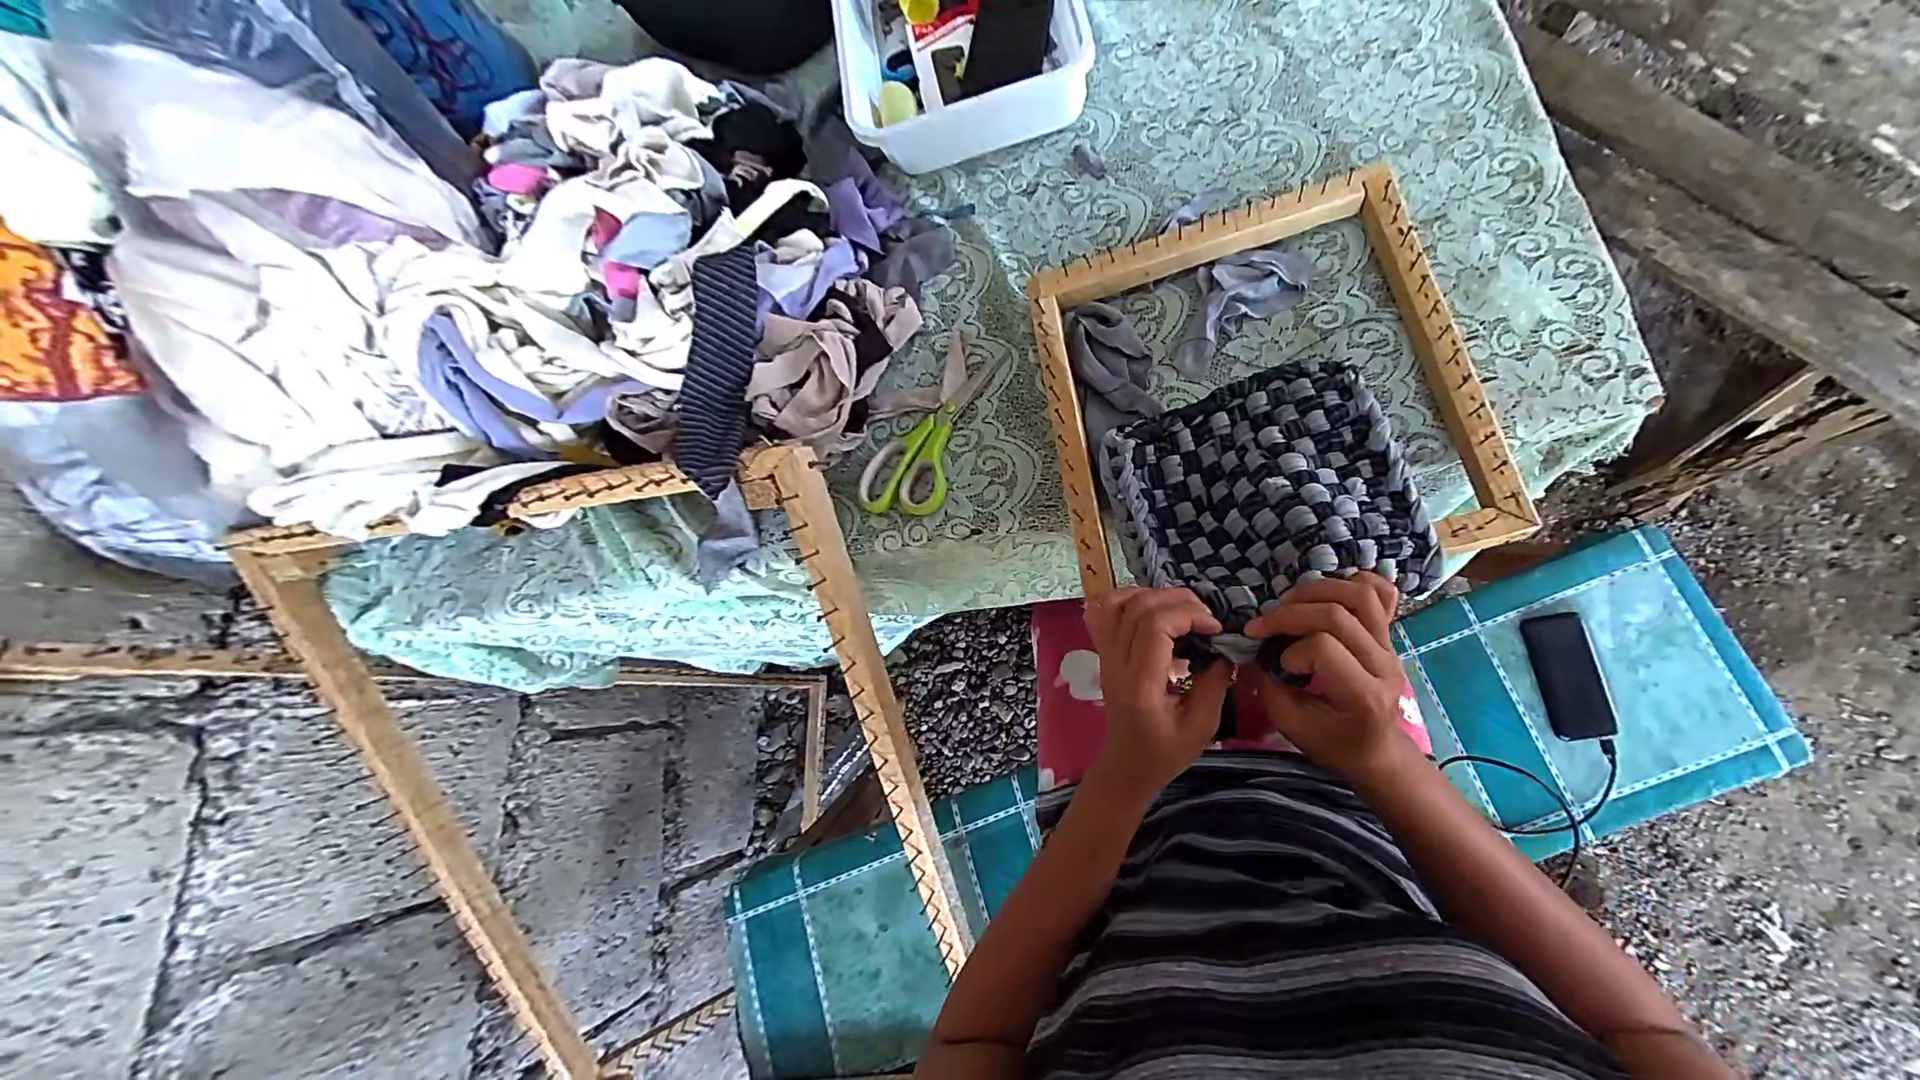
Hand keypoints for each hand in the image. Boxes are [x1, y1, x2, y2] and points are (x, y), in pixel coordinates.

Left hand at [1082, 587, 1232, 799]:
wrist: (1127, 764)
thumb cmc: (1165, 751)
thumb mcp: (1203, 725)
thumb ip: (1215, 681)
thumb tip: (1225, 645)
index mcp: (1140, 684)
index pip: (1155, 627)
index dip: (1189, 615)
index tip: (1216, 628)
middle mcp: (1116, 663)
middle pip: (1138, 609)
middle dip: (1178, 601)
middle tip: (1206, 617)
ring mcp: (1104, 654)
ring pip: (1116, 603)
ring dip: (1153, 595)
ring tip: (1182, 610)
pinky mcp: (1103, 651)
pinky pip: (1103, 612)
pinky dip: (1127, 599)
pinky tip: (1153, 609)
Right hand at [1242, 573, 1417, 782]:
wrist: (1373, 749)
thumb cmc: (1329, 741)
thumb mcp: (1290, 724)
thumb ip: (1268, 684)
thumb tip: (1249, 648)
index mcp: (1363, 695)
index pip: (1324, 647)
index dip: (1291, 650)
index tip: (1278, 666)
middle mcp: (1384, 665)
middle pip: (1337, 615)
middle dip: (1289, 614)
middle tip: (1262, 626)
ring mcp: (1390, 646)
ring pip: (1360, 596)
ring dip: (1315, 590)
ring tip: (1287, 603)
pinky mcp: (1388, 635)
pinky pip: (1383, 594)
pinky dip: (1355, 581)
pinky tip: (1326, 591)